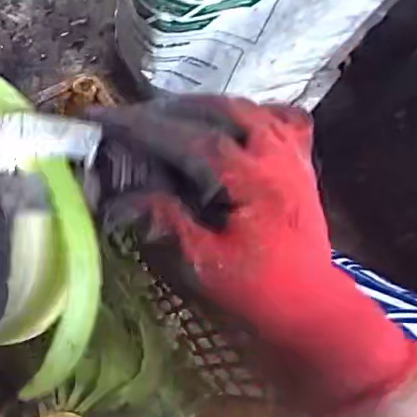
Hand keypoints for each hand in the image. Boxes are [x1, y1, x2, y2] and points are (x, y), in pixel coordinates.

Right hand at [92, 97, 416, 416]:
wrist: (311, 309)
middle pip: (217, 111)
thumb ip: (165, 220)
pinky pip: (276, 119)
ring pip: (245, 108)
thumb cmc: (256, 291)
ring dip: (199, 107)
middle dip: (167, 110)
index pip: (191, 138)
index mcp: (253, 182)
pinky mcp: (300, 163)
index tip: (105, 118)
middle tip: (127, 117)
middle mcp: (277, 157)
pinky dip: (245, 113)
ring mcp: (293, 156)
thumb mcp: (203, 263)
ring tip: (162, 114)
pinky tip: (224, 122)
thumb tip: (119, 197)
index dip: (145, 126)